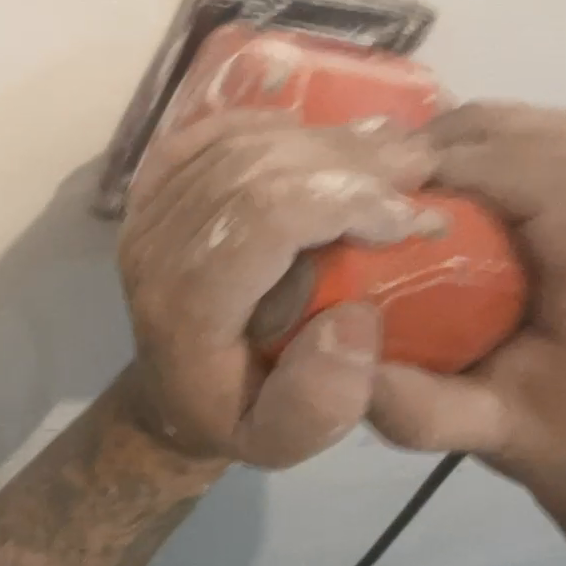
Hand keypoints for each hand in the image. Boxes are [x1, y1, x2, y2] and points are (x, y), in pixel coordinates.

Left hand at [118, 111, 440, 466]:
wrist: (170, 394)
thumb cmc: (232, 414)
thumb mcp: (280, 441)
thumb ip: (320, 401)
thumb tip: (355, 319)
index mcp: (184, 306)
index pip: (263, 216)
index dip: (345, 200)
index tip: (412, 218)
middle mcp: (154, 251)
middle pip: (253, 168)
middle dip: (347, 160)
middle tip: (421, 167)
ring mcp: (144, 217)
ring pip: (235, 144)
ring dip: (321, 138)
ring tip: (390, 150)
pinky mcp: (150, 196)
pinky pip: (208, 134)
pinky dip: (271, 125)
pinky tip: (322, 139)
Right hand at [365, 102, 565, 508]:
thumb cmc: (564, 443)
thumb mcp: (484, 438)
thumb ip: (414, 407)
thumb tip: (337, 349)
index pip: (561, 182)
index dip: (473, 163)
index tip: (390, 180)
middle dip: (474, 136)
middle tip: (390, 163)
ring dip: (492, 133)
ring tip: (416, 160)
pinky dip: (510, 143)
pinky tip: (456, 168)